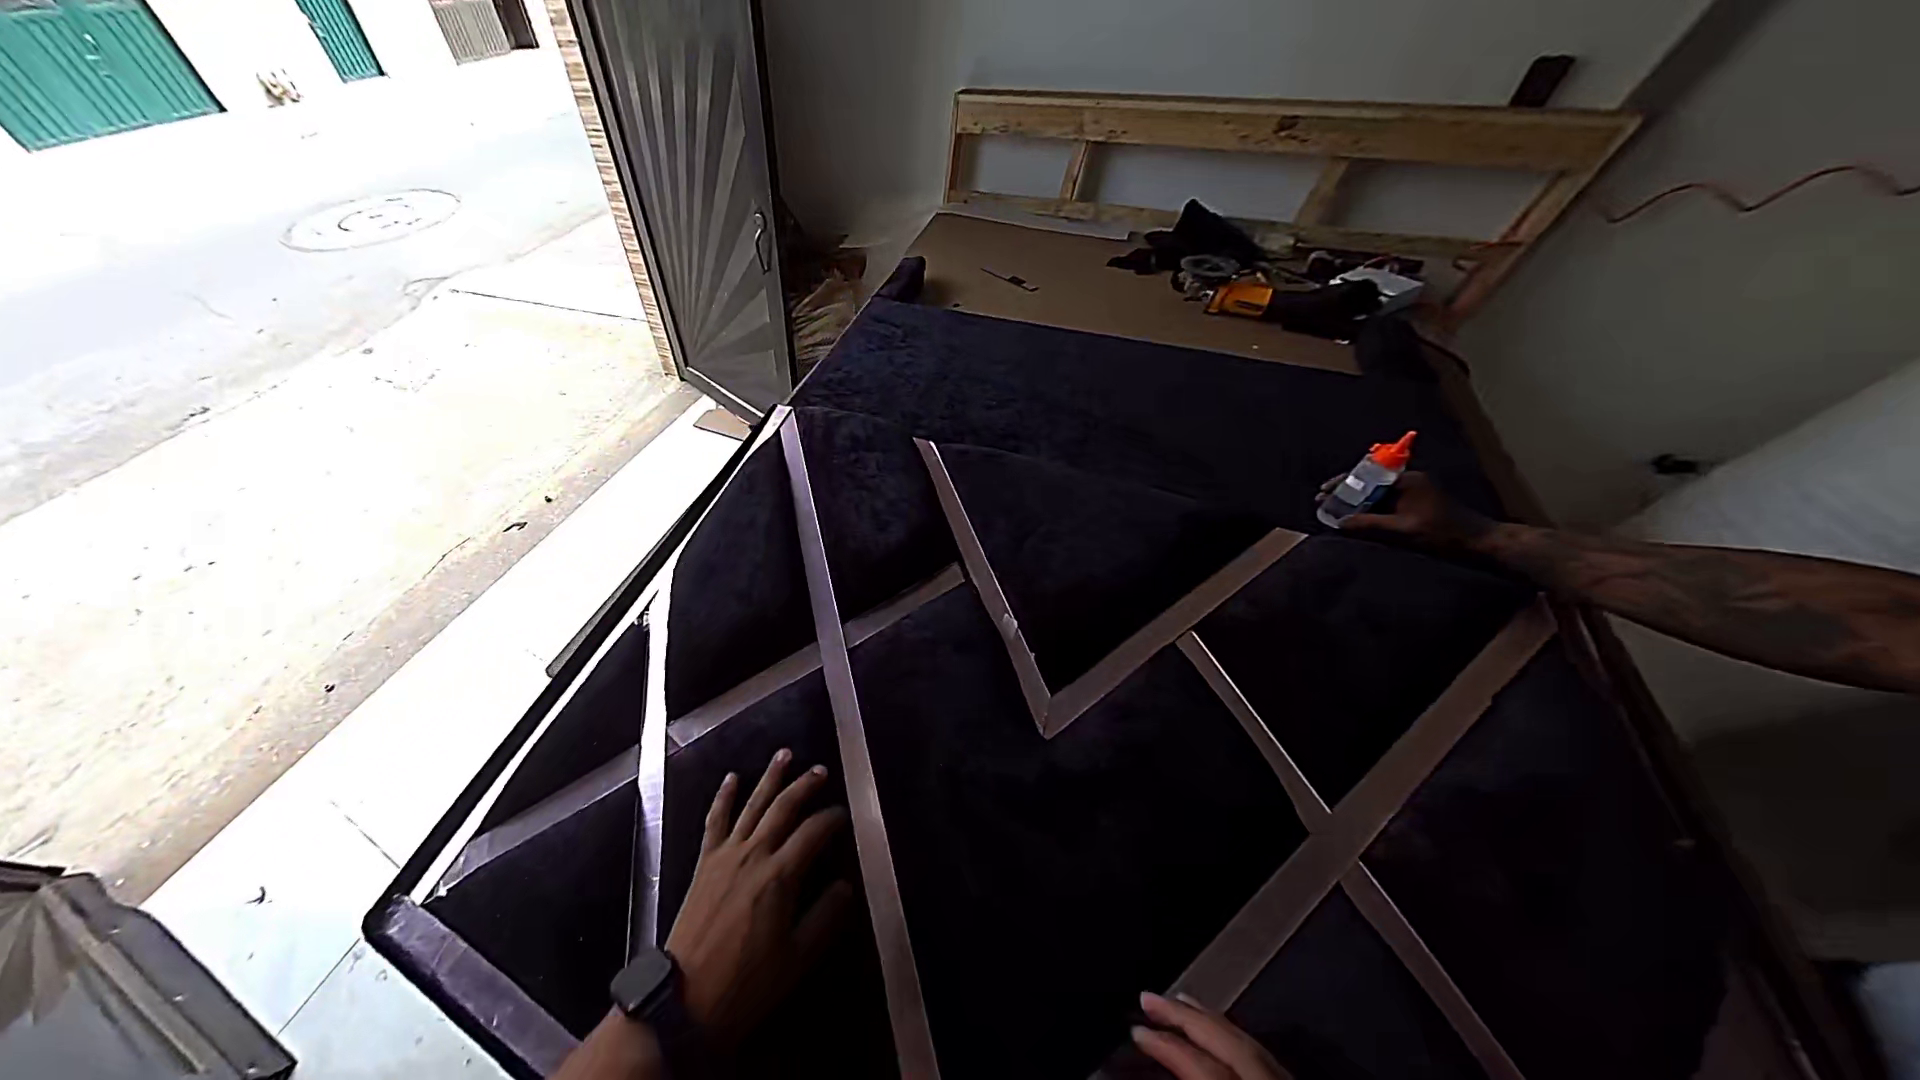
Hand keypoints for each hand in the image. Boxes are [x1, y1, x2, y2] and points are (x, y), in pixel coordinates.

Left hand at [665, 750, 854, 1045]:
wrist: (684, 1000)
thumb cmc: (747, 982)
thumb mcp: (798, 957)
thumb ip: (826, 917)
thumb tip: (845, 886)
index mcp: (781, 875)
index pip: (815, 832)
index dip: (833, 819)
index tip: (844, 815)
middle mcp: (755, 854)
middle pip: (785, 808)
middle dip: (806, 786)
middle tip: (821, 770)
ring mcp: (726, 855)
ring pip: (753, 805)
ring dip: (770, 777)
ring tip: (784, 754)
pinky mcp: (705, 862)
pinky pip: (715, 820)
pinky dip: (724, 797)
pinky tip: (732, 778)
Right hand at [1133, 992, 1291, 1079]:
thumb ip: (1193, 1077)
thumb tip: (1162, 1053)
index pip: (1202, 1065)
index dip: (1166, 1045)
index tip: (1137, 1029)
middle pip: (1226, 1039)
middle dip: (1183, 1015)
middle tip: (1147, 996)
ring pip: (1248, 1040)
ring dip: (1208, 1018)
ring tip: (1178, 998)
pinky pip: (1260, 1050)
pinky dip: (1234, 1033)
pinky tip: (1219, 1028)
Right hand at [1316, 470, 1492, 548]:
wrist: (1480, 544)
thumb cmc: (1443, 534)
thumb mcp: (1401, 531)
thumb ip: (1368, 525)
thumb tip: (1339, 523)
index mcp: (1407, 481)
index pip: (1366, 476)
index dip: (1342, 484)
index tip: (1322, 492)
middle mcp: (1410, 481)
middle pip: (1369, 483)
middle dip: (1346, 492)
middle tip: (1324, 503)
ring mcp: (1415, 493)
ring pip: (1376, 494)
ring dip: (1357, 502)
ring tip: (1336, 512)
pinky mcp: (1417, 505)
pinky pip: (1386, 503)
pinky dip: (1369, 509)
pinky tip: (1357, 519)